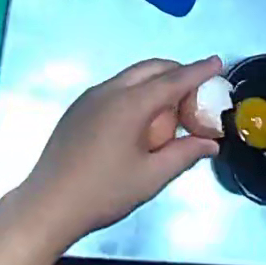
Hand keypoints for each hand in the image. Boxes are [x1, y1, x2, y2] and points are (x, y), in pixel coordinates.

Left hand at [10, 57, 222, 248]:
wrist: (48, 203)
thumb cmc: (103, 192)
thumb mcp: (151, 178)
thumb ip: (183, 155)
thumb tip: (210, 143)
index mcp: (129, 104)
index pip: (172, 80)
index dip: (197, 71)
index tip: (217, 61)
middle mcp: (109, 90)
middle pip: (151, 69)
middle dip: (177, 72)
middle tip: (199, 90)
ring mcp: (91, 96)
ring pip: (131, 76)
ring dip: (156, 82)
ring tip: (173, 107)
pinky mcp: (79, 107)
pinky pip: (116, 87)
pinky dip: (137, 91)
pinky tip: (142, 118)